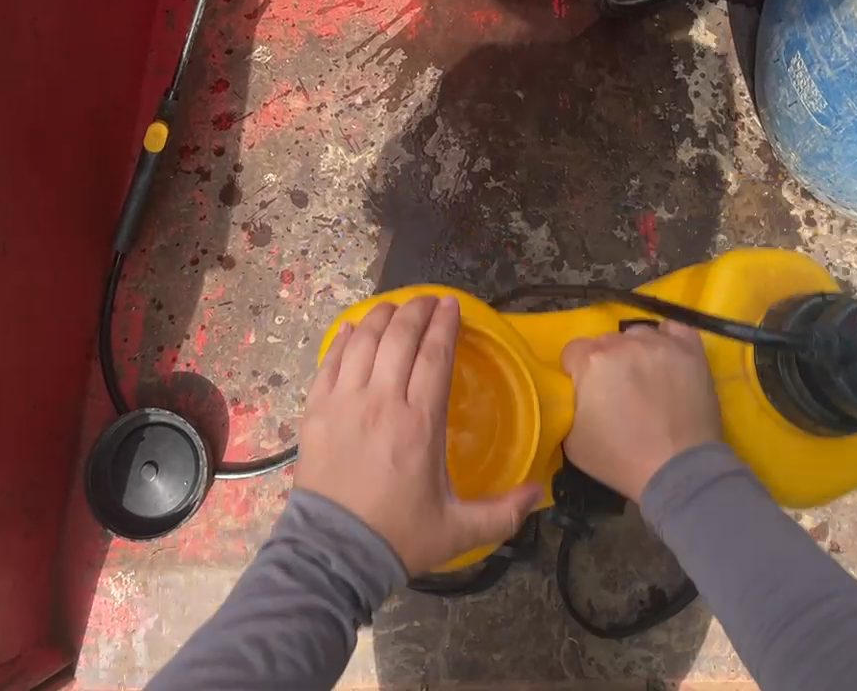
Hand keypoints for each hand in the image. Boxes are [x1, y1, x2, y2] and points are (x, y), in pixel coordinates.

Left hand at [297, 296, 541, 575]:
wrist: (332, 555)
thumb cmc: (398, 537)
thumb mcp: (459, 530)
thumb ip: (503, 512)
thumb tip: (539, 492)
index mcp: (420, 422)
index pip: (435, 355)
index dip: (445, 324)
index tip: (452, 305)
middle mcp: (382, 400)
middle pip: (400, 336)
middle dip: (417, 310)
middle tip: (430, 300)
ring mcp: (345, 401)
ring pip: (365, 340)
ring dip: (382, 316)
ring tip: (396, 307)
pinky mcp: (316, 409)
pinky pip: (330, 361)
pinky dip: (343, 339)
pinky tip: (353, 328)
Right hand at [560, 321, 722, 502]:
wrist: (680, 471)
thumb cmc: (621, 459)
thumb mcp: (572, 441)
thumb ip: (567, 405)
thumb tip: (575, 392)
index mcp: (592, 361)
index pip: (573, 352)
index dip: (576, 373)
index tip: (586, 394)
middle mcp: (624, 343)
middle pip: (605, 342)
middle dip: (606, 363)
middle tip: (617, 392)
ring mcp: (660, 343)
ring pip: (638, 334)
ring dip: (636, 352)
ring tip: (646, 379)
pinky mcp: (690, 350)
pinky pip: (674, 331)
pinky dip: (667, 341)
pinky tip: (667, 359)